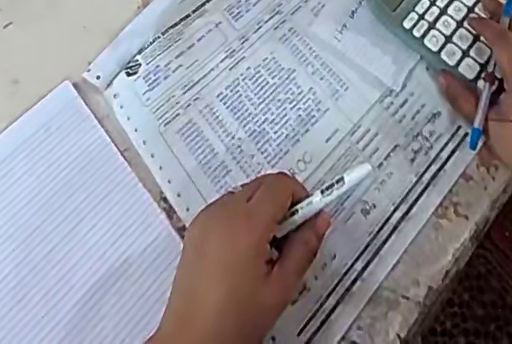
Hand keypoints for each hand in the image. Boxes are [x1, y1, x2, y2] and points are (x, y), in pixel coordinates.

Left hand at [151, 173, 328, 343]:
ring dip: (262, 207)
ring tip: (267, 249)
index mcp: (246, 224)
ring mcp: (207, 216)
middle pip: (263, 184)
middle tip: (291, 235)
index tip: (308, 218)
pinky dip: (241, 215)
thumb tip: (321, 220)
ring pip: (245, 192)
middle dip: (282, 201)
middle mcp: (224, 211)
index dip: (300, 196)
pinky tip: (244, 251)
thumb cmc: (234, 321)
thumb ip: (304, 249)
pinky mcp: (196, 226)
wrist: (190, 341)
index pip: (281, 184)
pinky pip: (227, 205)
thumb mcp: (279, 289)